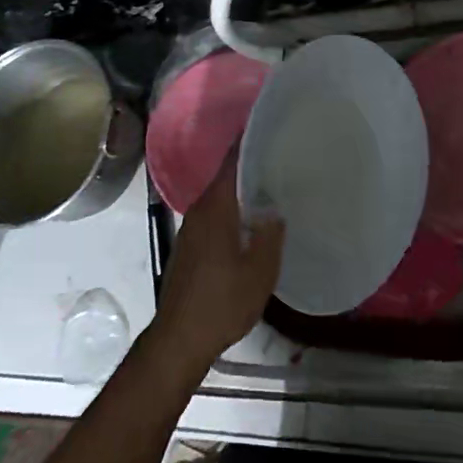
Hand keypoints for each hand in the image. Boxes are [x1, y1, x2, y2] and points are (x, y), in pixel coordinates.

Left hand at [151, 151, 284, 367]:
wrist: (180, 335)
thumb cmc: (222, 301)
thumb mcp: (259, 270)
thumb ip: (270, 234)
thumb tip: (273, 208)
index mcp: (215, 208)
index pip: (230, 162)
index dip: (247, 141)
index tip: (267, 126)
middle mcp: (199, 210)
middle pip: (224, 178)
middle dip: (249, 165)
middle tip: (282, 157)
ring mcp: (191, 228)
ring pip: (219, 199)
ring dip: (241, 191)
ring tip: (273, 186)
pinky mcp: (191, 246)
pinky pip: (215, 216)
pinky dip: (233, 210)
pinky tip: (253, 221)